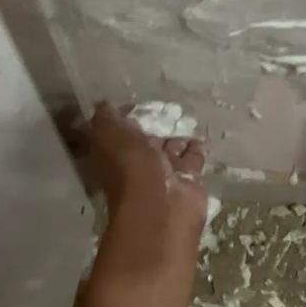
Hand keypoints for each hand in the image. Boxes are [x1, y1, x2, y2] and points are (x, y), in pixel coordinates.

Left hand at [86, 104, 208, 273]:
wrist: (161, 202)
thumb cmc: (130, 165)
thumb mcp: (109, 133)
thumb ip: (106, 117)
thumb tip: (104, 105)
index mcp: (115, 153)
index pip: (122, 133)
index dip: (128, 119)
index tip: (139, 104)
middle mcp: (138, 165)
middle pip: (147, 143)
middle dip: (155, 129)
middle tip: (167, 110)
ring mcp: (164, 174)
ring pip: (171, 151)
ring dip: (177, 138)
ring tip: (186, 120)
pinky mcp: (188, 180)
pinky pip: (193, 159)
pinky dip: (196, 148)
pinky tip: (201, 136)